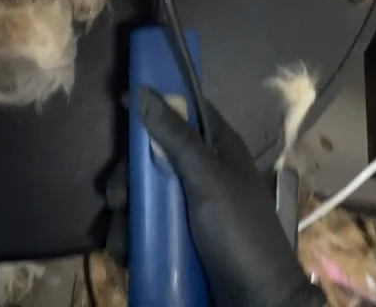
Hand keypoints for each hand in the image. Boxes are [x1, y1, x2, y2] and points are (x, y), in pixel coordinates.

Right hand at [138, 89, 319, 306]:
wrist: (258, 304)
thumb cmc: (239, 231)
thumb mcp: (208, 179)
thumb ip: (177, 136)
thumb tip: (144, 90)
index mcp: (219, 148)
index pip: (186, 110)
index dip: (157, 102)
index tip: (123, 102)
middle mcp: (203, 172)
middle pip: (155, 155)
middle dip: (129, 175)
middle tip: (117, 197)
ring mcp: (191, 208)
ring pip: (146, 194)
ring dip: (126, 213)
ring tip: (119, 236)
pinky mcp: (181, 239)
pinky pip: (148, 227)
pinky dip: (131, 235)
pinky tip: (123, 250)